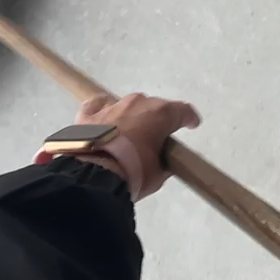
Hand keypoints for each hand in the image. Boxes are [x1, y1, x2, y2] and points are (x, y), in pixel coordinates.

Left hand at [36, 92, 198, 199]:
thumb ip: (164, 161)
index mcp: (162, 114)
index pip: (184, 111)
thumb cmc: (133, 173)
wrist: (91, 176)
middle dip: (157, 120)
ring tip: (128, 133)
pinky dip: (104, 110)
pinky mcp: (89, 113)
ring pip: (129, 105)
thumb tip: (162, 159)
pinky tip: (104, 119)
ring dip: (132, 116)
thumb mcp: (158, 174)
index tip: (191, 125)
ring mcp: (113, 105)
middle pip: (155, 107)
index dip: (189, 119)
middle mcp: (139, 103)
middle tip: (154, 137)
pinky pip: (99, 105)